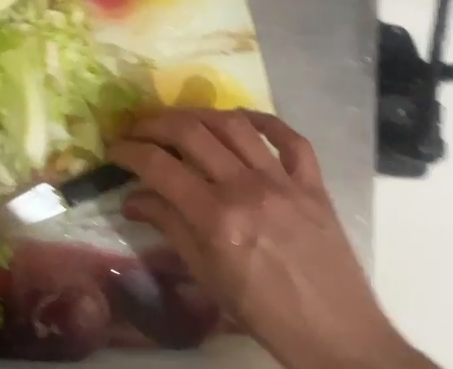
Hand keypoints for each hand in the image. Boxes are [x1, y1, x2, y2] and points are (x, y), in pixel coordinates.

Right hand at [109, 109, 435, 368]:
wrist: (340, 338)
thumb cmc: (263, 312)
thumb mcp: (205, 275)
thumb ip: (168, 227)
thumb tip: (130, 199)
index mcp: (216, 218)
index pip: (157, 165)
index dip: (127, 150)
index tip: (113, 149)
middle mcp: (247, 190)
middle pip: (190, 131)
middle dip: (153, 123)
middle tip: (138, 130)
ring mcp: (284, 184)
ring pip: (234, 124)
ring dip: (198, 114)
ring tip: (180, 121)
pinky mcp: (315, 187)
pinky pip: (292, 140)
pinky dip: (265, 121)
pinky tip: (241, 120)